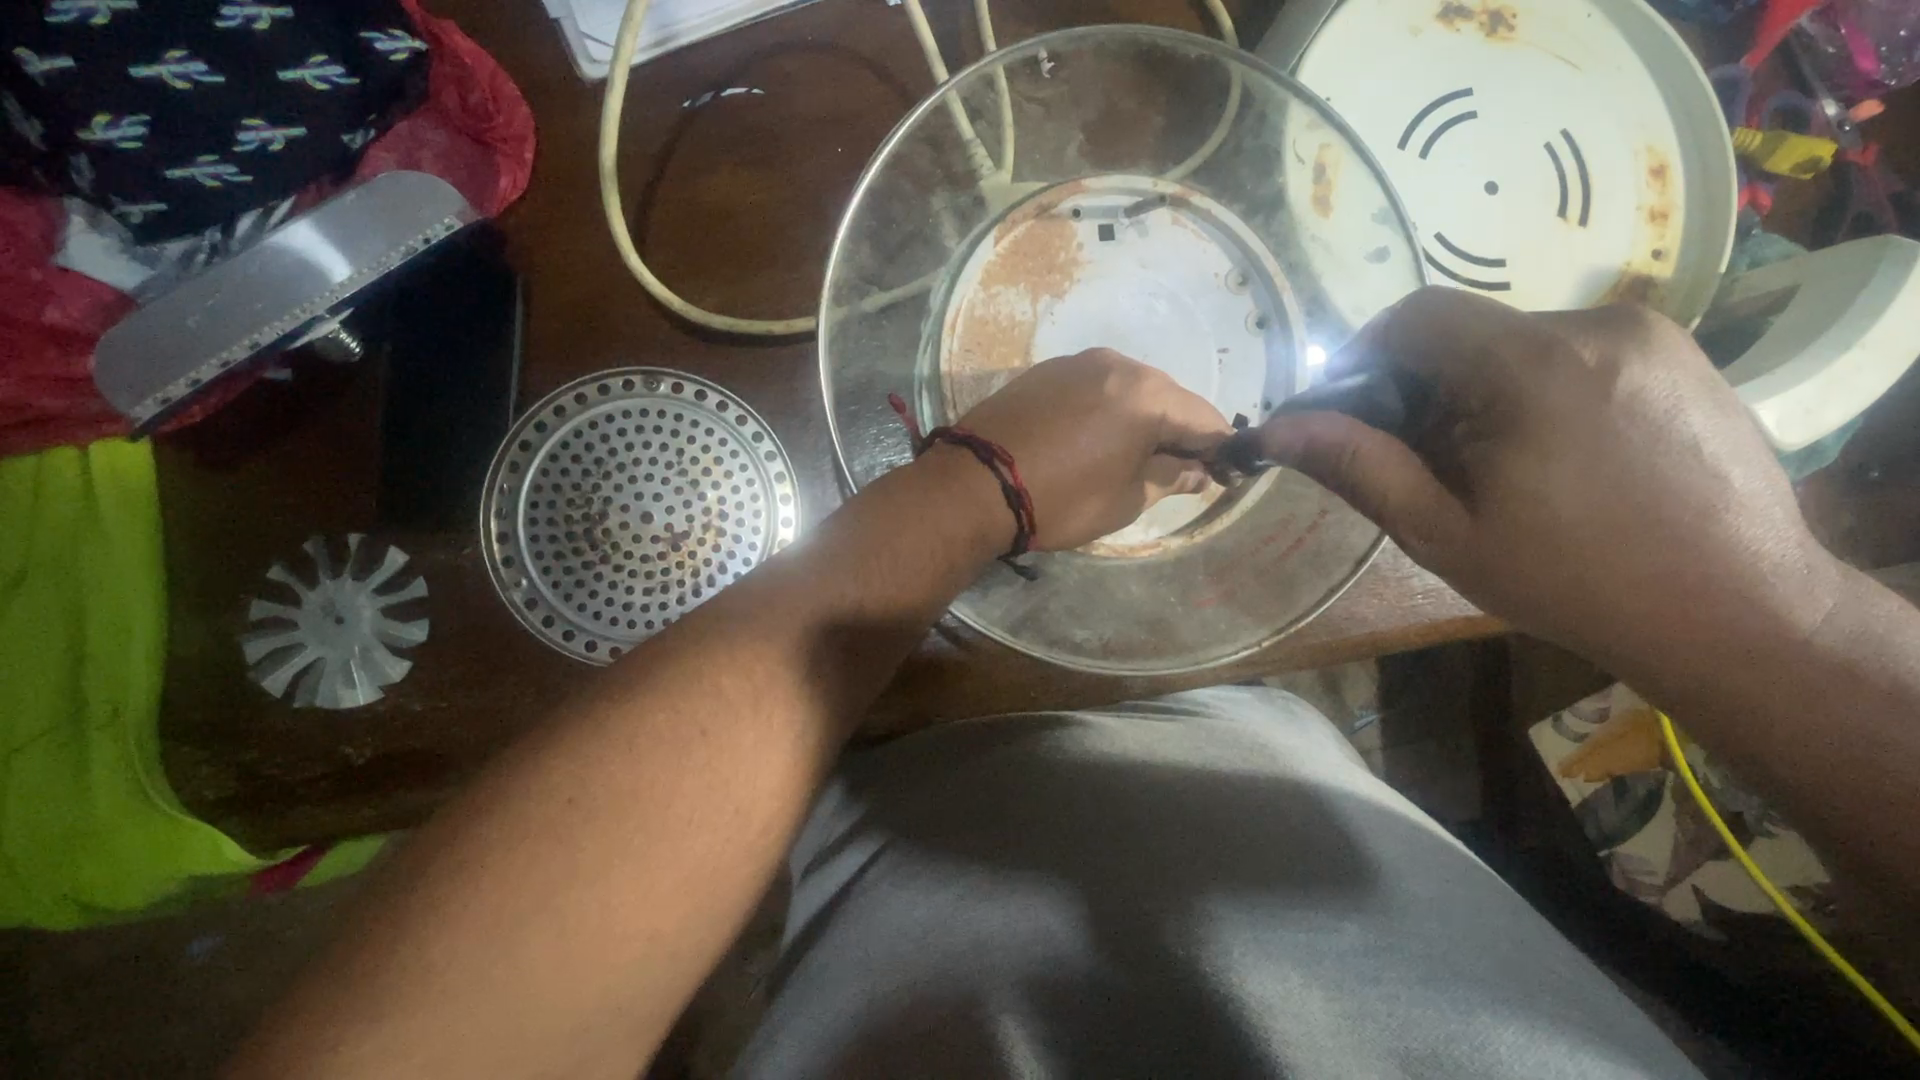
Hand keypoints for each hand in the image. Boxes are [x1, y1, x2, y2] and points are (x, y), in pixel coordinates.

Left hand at [945, 348, 1230, 551]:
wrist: (973, 486)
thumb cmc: (1060, 499)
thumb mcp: (1125, 499)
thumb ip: (1170, 478)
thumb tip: (1198, 471)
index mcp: (1146, 394)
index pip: (1204, 418)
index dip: (1218, 449)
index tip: (1220, 474)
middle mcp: (1116, 364)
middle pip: (1167, 398)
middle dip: (1177, 432)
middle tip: (1172, 471)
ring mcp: (1075, 363)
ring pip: (1128, 389)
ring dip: (1138, 420)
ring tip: (1127, 458)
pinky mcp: (1043, 371)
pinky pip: (1092, 387)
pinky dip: (1104, 410)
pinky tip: (1091, 440)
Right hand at [1249, 287, 1841, 673]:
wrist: (1740, 610)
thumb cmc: (1573, 579)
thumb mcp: (1442, 532)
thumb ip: (1357, 466)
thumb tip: (1273, 429)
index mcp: (1529, 365)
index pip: (1414, 317)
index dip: (1363, 355)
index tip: (1350, 414)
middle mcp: (1593, 325)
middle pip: (1465, 331)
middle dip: (1421, 385)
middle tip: (1418, 459)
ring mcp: (1648, 334)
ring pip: (1516, 342)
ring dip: (1477, 389)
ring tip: (1490, 466)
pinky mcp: (1680, 353)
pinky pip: (1571, 352)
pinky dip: (1533, 389)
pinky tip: (1551, 456)